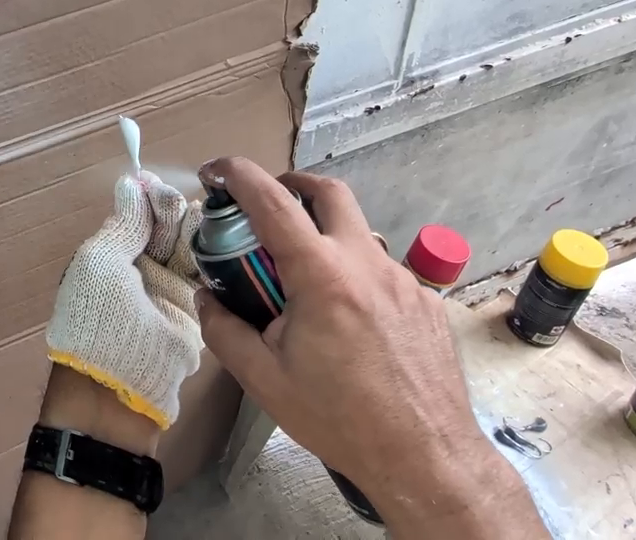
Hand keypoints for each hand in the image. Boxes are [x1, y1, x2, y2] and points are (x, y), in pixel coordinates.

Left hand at [44, 171, 203, 427]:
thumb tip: (131, 182)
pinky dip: (214, 255)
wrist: (118, 387)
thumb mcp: (100, 261)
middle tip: (183, 198)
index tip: (160, 182)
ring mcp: (169, 290)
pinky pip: (206, 275)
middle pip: (164, 228)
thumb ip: (123, 223)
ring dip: (195, 228)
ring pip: (187, 248)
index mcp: (111, 255)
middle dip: (174, 210)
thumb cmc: (96, 318)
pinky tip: (223, 236)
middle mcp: (140, 269)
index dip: (149, 198)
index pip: (136, 216)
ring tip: (208, 209)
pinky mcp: (195, 310)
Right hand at [194, 157, 546, 538]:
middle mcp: (365, 263)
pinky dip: (354, 276)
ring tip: (305, 282)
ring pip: (357, 233)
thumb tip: (206, 296)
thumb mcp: (264, 379)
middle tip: (266, 205)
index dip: (236, 174)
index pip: (272, 201)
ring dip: (324, 236)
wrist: (429, 463)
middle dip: (292, 184)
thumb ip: (224, 330)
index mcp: (321, 276)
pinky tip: (348, 321)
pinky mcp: (428, 302)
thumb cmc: (341, 420)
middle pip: (328, 190)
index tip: (214, 172)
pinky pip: (382, 271)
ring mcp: (403, 280)